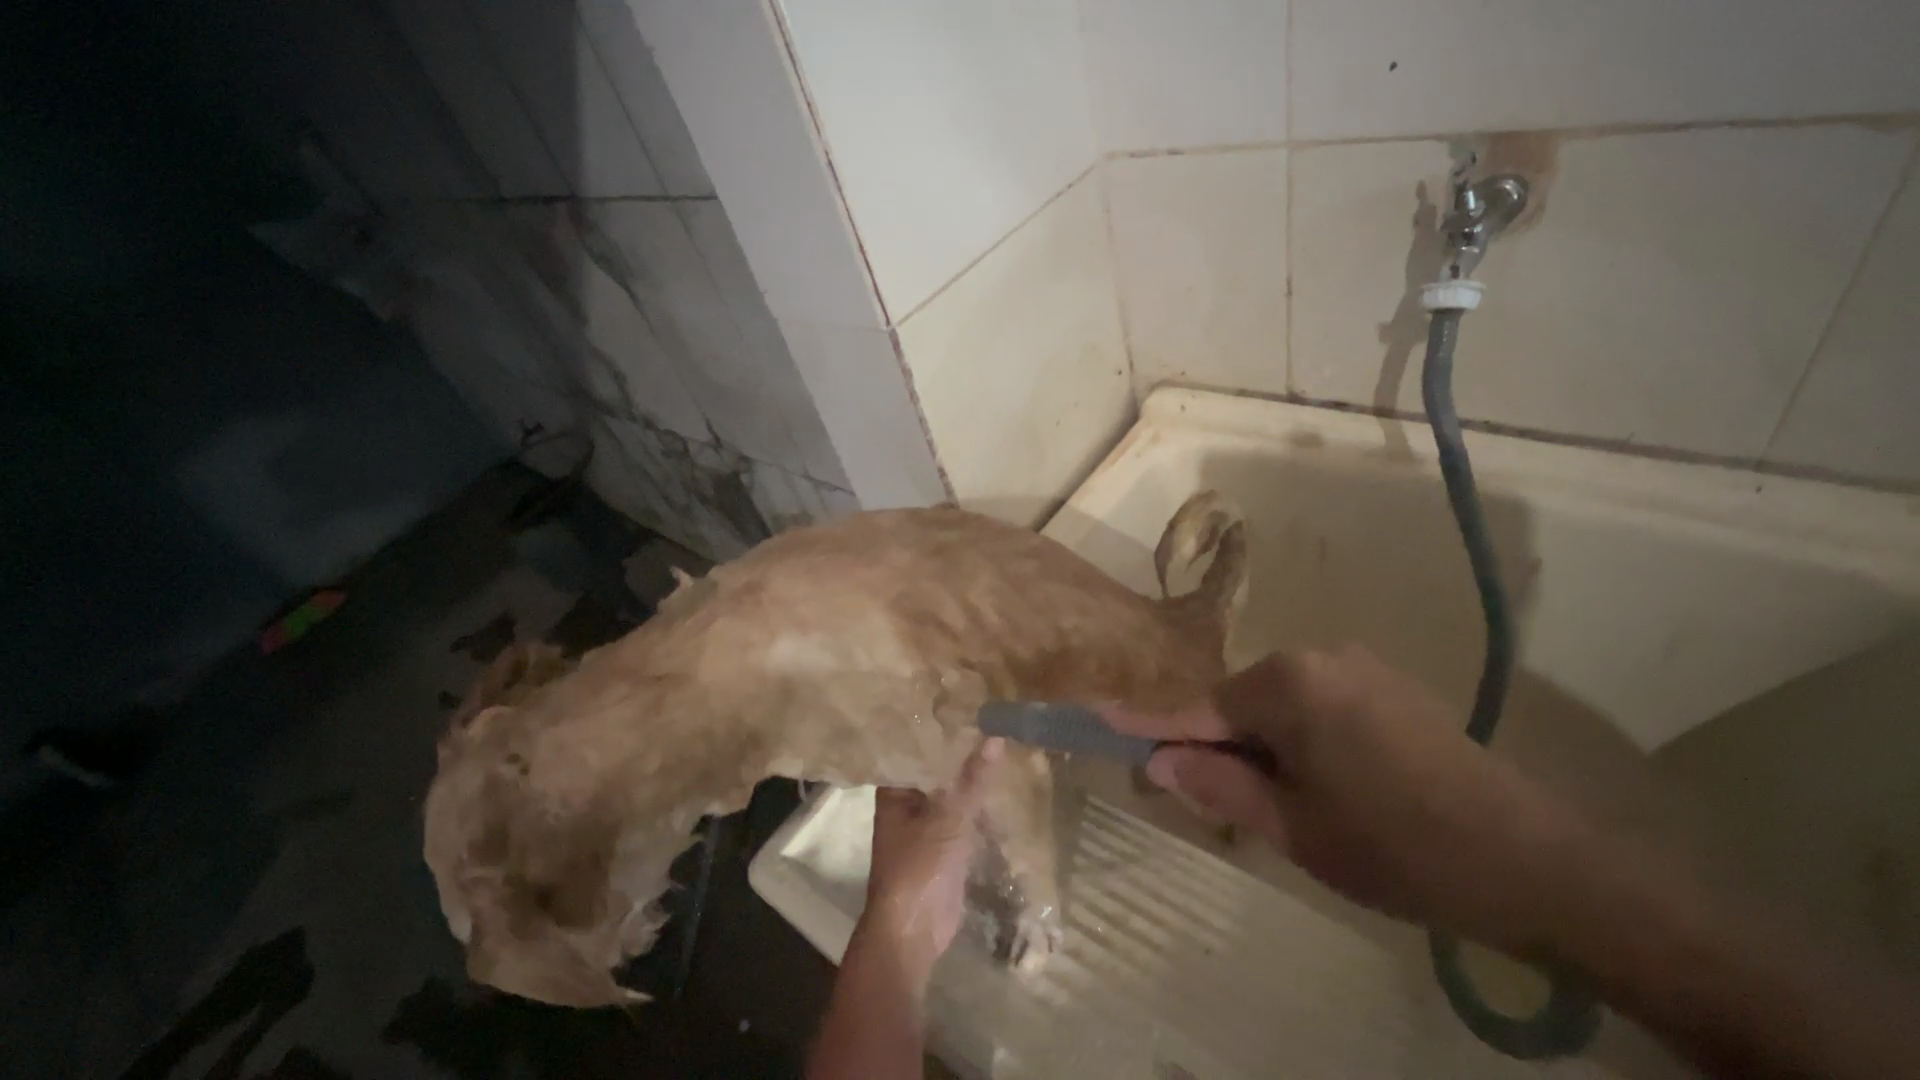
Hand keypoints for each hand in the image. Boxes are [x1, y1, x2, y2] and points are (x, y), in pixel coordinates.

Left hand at [857, 738, 1002, 983]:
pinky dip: (981, 807)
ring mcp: (927, 827)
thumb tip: (995, 735)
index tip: (964, 702)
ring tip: (1005, 743)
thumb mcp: (948, 819)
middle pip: (936, 771)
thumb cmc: (918, 868)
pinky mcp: (946, 849)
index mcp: (894, 792)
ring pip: (952, 795)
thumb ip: (972, 779)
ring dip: (973, 780)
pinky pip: (965, 819)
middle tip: (993, 717)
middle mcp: (907, 804)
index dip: (936, 728)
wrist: (912, 931)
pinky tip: (1005, 787)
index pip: (914, 748)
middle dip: (961, 753)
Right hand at [1106, 646, 1598, 952]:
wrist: (1532, 862)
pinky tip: (1318, 788)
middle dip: (1212, 744)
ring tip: (1270, 806)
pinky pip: (1315, 707)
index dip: (1145, 724)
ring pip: (1276, 707)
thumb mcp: (1294, 828)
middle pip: (1236, 702)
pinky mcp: (1389, 688)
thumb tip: (1160, 758)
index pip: (1196, 707)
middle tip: (1198, 799)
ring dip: (1258, 747)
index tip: (1096, 722)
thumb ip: (1219, 784)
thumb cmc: (1396, 848)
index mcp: (1288, 685)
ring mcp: (1359, 668)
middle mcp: (1318, 658)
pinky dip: (1296, 741)